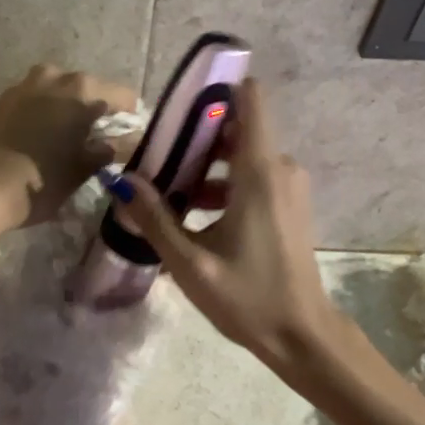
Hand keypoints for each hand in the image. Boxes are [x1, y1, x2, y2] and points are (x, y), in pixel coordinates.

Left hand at [0, 63, 137, 238]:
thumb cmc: (36, 182)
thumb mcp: (81, 172)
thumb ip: (107, 152)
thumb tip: (124, 143)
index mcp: (79, 90)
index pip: (121, 97)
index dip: (131, 119)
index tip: (132, 141)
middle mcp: (51, 78)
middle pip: (85, 91)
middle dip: (94, 114)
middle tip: (97, 145)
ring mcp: (18, 88)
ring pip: (54, 96)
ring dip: (63, 115)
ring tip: (65, 147)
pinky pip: (29, 108)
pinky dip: (38, 121)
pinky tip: (34, 149)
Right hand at [111, 79, 339, 375]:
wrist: (302, 335)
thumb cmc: (247, 297)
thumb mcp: (189, 261)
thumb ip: (154, 217)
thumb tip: (121, 180)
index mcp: (259, 171)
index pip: (249, 98)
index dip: (215, 89)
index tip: (177, 105)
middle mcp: (279, 167)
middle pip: (235, 128)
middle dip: (195, 137)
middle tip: (155, 160)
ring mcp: (289, 186)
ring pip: (242, 155)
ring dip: (206, 167)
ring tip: (168, 195)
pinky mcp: (290, 204)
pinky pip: (253, 176)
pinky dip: (224, 184)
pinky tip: (195, 216)